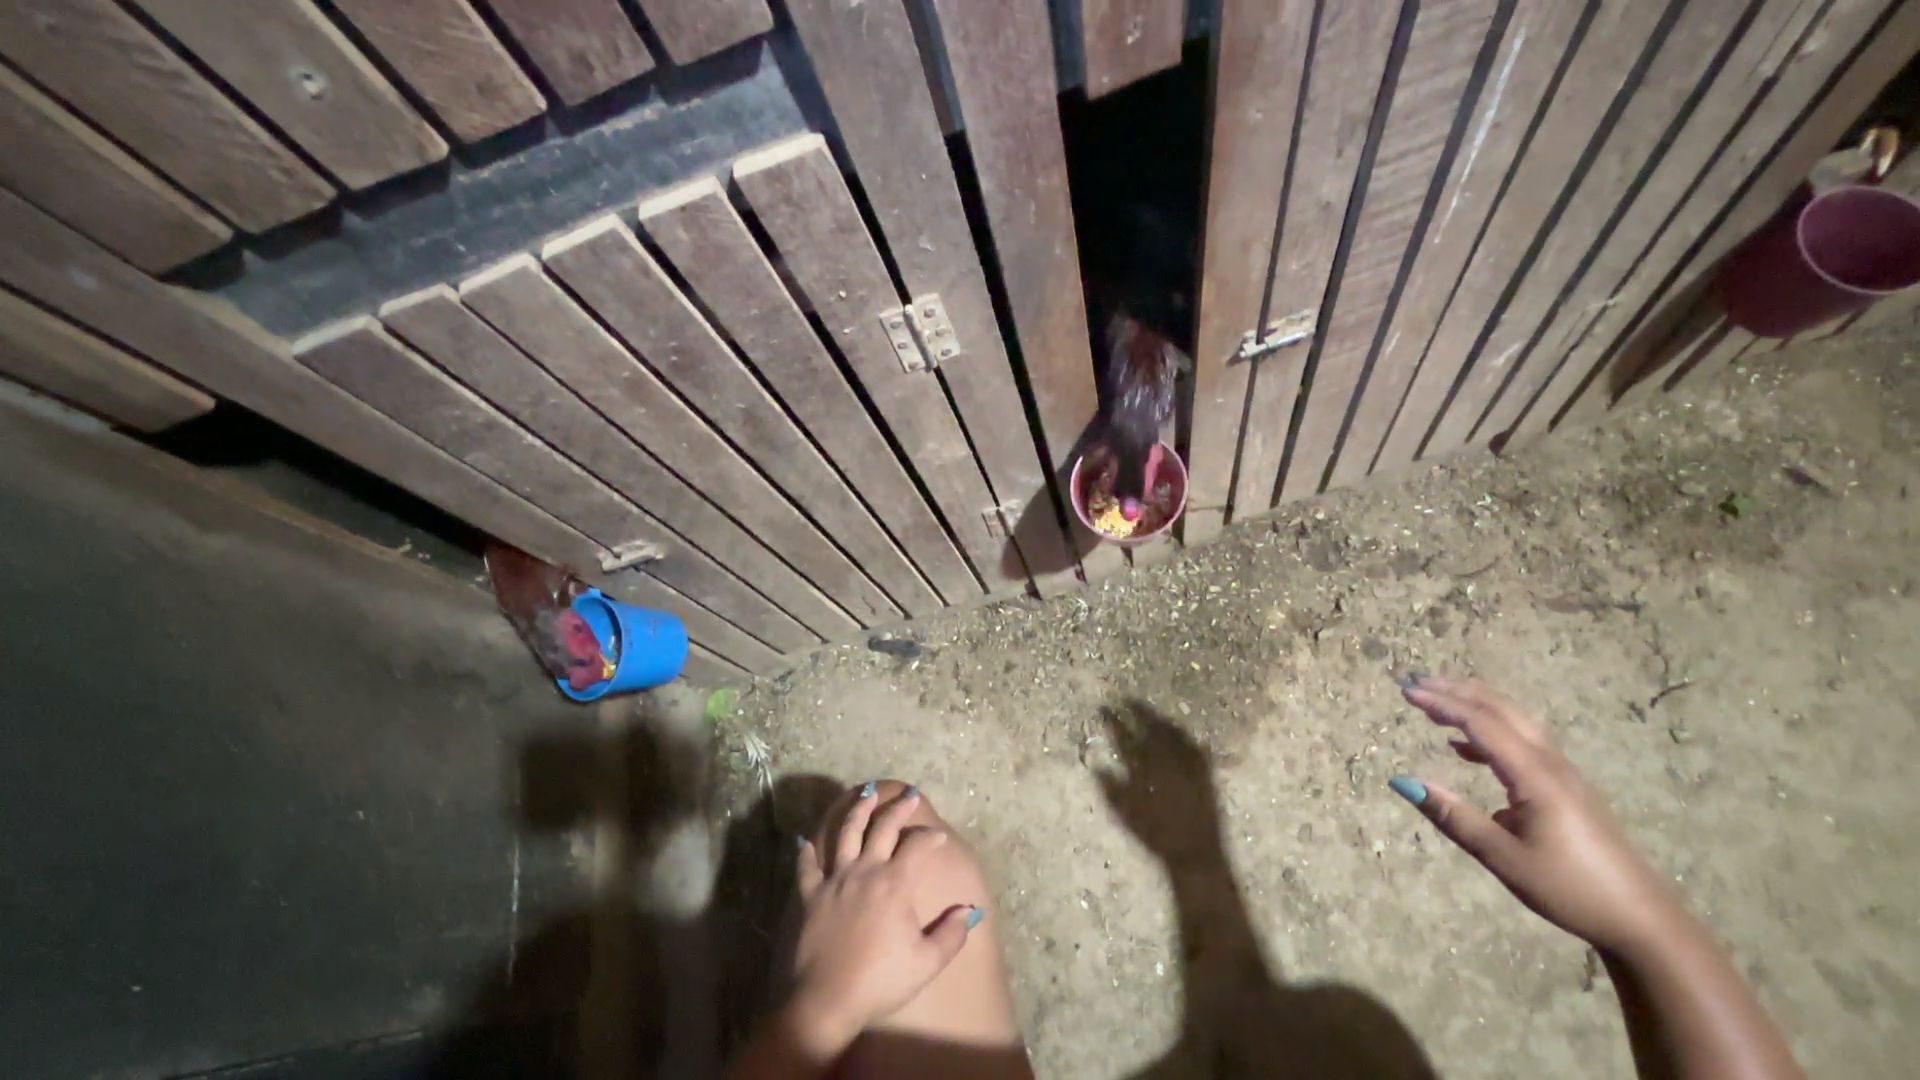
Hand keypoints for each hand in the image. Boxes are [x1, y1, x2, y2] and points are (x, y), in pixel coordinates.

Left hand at [784, 786, 979, 1058]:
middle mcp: (864, 871)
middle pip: (883, 828)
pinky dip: (808, 849)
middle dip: (899, 808)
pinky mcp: (808, 894)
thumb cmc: (880, 982)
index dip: (931, 837)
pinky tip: (808, 839)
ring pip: (846, 833)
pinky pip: (807, 864)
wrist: (824, 1001)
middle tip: (909, 793)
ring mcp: (833, 880)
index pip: (917, 846)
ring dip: (858, 810)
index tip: (938, 835)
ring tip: (866, 793)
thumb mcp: (926, 963)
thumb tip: (971, 910)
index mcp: (895, 883)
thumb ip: (951, 933)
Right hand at [1392, 675, 1683, 951]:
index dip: (1442, 704)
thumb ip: (1452, 816)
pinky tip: (1463, 748)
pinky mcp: (1567, 787)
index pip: (1481, 724)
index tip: (1406, 691)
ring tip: (1436, 703)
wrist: (1642, 919)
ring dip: (1475, 705)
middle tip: (1416, 681)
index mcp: (1534, 776)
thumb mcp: (1502, 857)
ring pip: (1516, 721)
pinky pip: (1523, 742)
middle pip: (1502, 710)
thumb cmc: (1568, 888)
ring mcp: (1563, 773)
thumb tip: (1403, 781)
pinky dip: (1489, 731)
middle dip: (1458, 691)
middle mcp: (1551, 764)